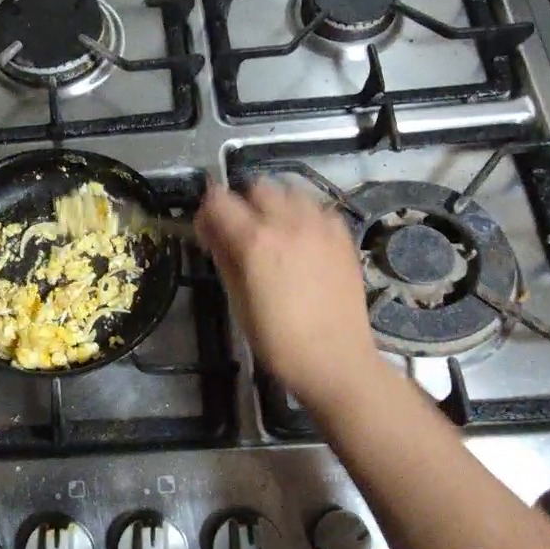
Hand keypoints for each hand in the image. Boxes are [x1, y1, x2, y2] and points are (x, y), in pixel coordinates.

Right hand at [195, 180, 381, 412]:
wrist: (334, 360)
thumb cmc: (277, 340)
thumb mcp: (237, 300)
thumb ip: (223, 256)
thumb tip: (209, 230)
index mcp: (255, 241)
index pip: (219, 201)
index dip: (207, 212)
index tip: (206, 229)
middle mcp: (288, 223)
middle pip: (257, 187)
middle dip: (243, 203)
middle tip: (240, 230)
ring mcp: (320, 226)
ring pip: (290, 191)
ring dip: (276, 204)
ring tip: (274, 232)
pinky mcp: (343, 236)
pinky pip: (318, 208)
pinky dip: (304, 215)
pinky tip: (302, 240)